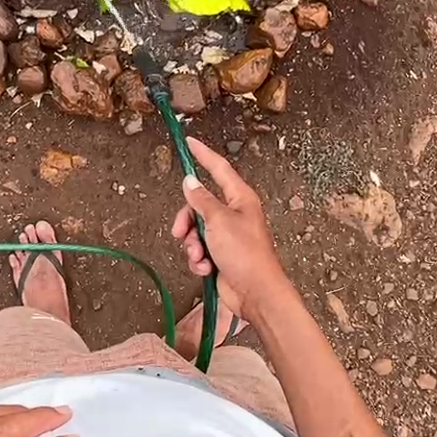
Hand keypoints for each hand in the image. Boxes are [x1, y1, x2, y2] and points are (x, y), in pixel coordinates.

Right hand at [170, 136, 291, 318]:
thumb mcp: (218, 221)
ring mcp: (227, 235)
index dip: (203, 154)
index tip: (190, 142)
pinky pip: (200, 249)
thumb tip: (190, 181)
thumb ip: (201, 199)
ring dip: (192, 244)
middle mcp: (234, 214)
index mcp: (240, 199)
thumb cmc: (245, 255)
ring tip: (199, 256)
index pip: (219, 169)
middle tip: (181, 231)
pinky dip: (198, 258)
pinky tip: (205, 267)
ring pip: (197, 229)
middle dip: (188, 219)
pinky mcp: (221, 255)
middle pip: (200, 204)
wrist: (255, 294)